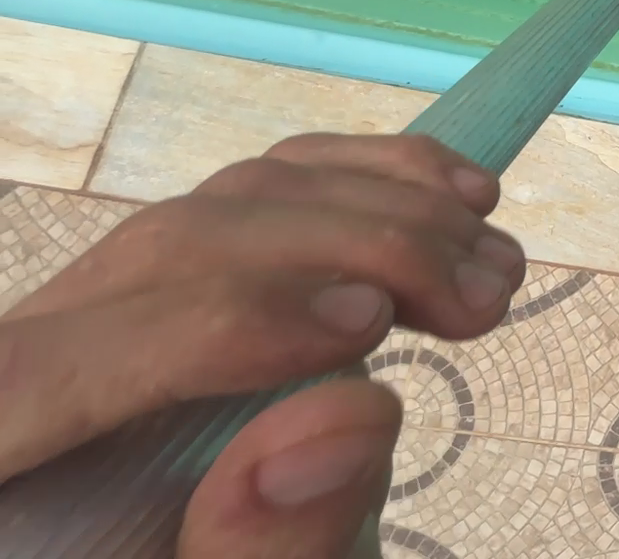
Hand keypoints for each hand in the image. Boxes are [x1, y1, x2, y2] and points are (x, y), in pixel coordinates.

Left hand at [0, 133, 526, 557]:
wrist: (214, 546)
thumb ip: (270, 545)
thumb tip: (348, 414)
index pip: (32, 373)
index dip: (217, 323)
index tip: (379, 326)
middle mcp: (38, 344)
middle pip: (181, 247)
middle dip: (366, 251)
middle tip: (486, 300)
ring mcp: (125, 280)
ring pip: (256, 189)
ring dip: (407, 209)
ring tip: (500, 268)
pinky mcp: (219, 242)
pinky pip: (296, 170)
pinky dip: (396, 171)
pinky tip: (469, 198)